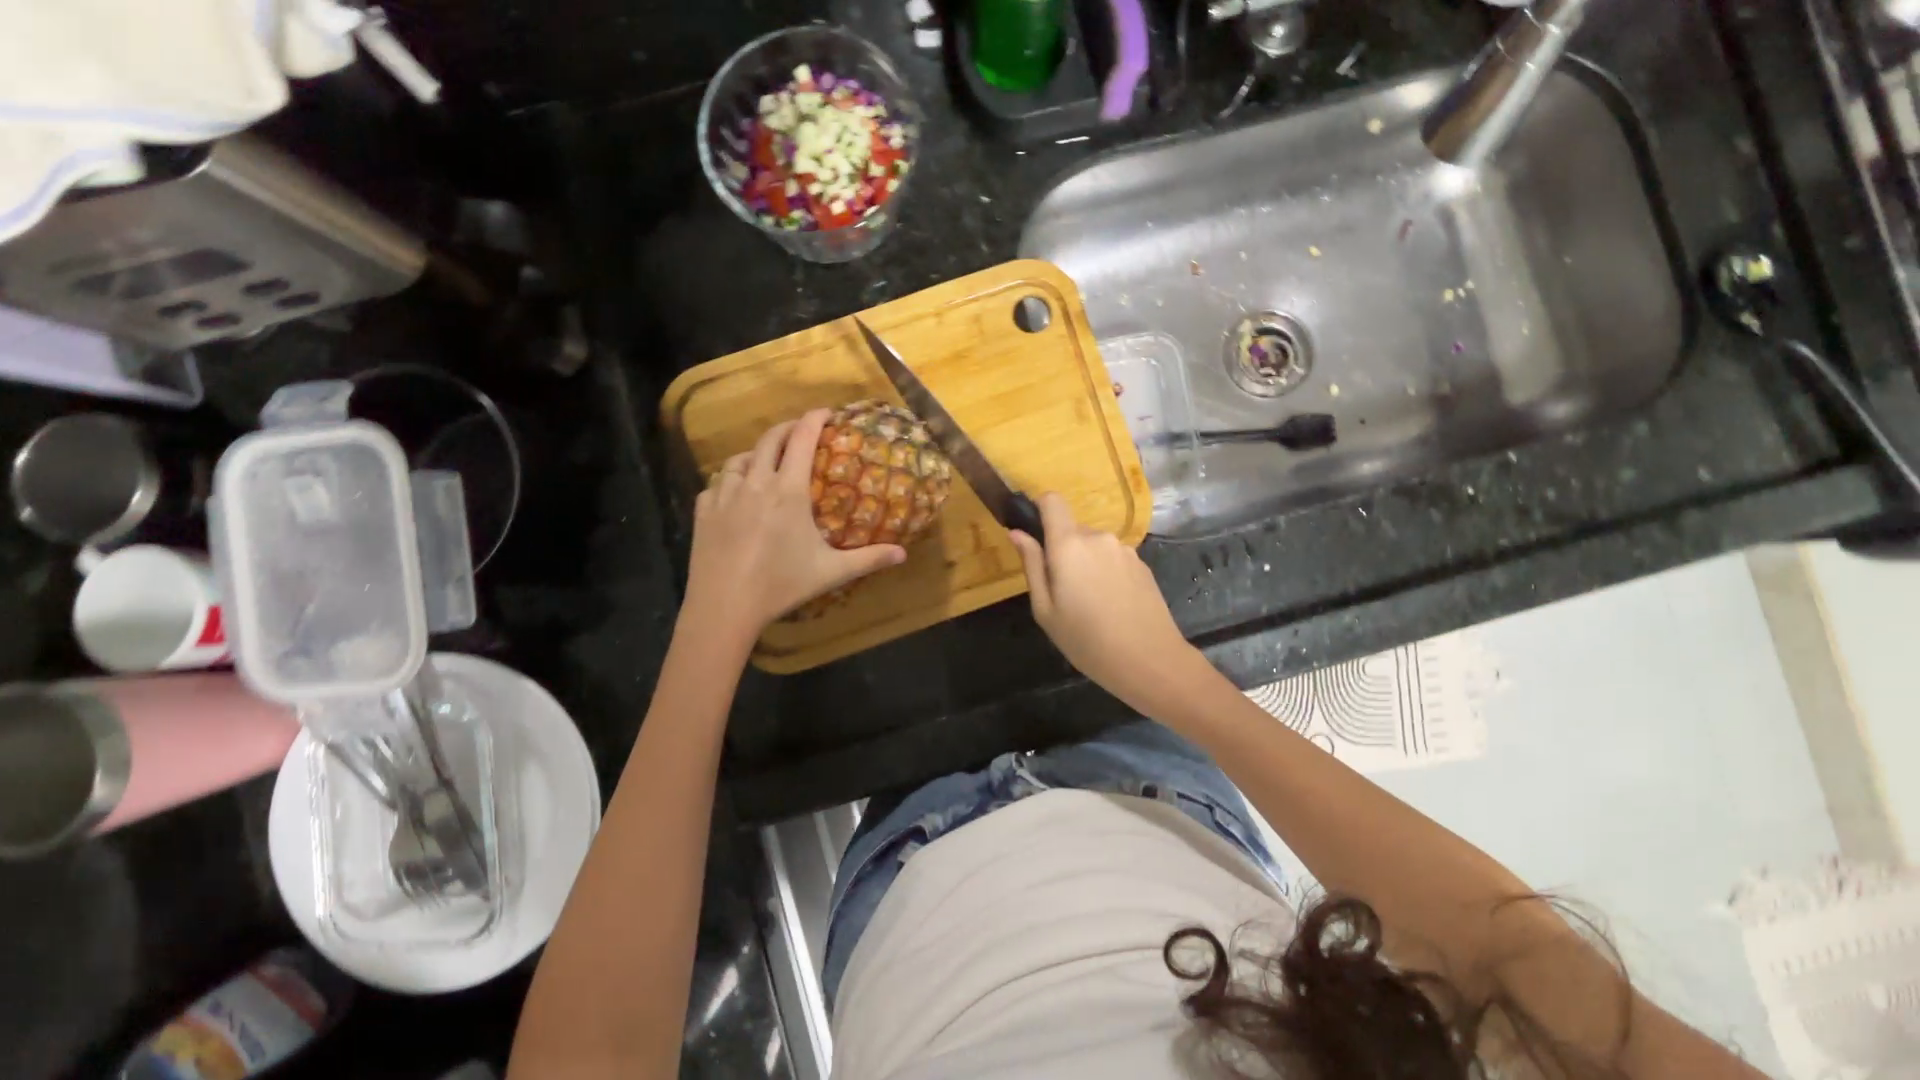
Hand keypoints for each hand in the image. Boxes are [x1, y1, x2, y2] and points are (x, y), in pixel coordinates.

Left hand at [685, 409, 906, 645]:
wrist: (724, 606)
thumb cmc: (781, 585)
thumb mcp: (830, 572)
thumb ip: (868, 559)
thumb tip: (903, 554)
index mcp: (788, 490)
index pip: (801, 439)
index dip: (814, 419)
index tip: (825, 412)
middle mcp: (755, 482)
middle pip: (769, 439)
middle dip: (787, 428)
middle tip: (800, 431)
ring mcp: (724, 495)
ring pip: (739, 458)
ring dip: (756, 453)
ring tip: (766, 461)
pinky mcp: (704, 511)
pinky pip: (717, 483)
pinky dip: (730, 479)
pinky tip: (735, 492)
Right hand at [1008, 493, 1202, 707]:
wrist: (1149, 659)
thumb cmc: (1086, 640)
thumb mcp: (1045, 610)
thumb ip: (1031, 565)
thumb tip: (1017, 533)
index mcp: (1069, 545)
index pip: (1052, 500)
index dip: (1040, 509)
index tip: (1034, 534)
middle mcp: (1098, 538)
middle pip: (1072, 530)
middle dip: (1063, 551)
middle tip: (1062, 592)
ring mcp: (1124, 550)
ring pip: (1094, 547)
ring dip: (1087, 564)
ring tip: (1090, 604)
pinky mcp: (1142, 564)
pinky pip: (1113, 559)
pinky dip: (1107, 574)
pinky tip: (1112, 606)